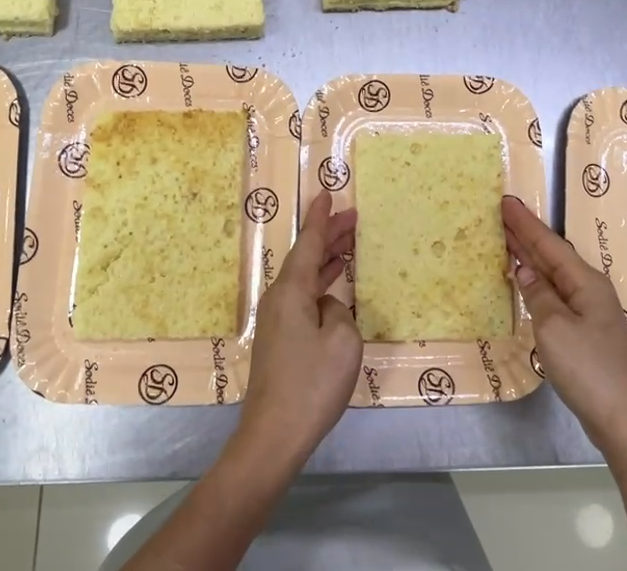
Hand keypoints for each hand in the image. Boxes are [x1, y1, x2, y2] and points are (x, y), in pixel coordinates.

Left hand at [239, 193, 360, 465]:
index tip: (328, 193)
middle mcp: (278, 299)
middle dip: (328, 236)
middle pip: (305, 257)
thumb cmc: (312, 384)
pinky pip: (303, 297)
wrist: (274, 434)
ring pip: (304, 277)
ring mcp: (277, 321)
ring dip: (326, 260)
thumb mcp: (343, 342)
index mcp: (291, 291)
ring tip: (349, 245)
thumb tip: (328, 307)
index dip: (321, 218)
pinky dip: (320, 283)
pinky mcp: (280, 340)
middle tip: (353, 216)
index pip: (308, 243)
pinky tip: (333, 286)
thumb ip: (340, 312)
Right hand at [504, 197, 626, 454]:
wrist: (623, 419)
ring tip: (507, 239)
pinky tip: (526, 282)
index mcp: (586, 282)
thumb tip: (524, 269)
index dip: (525, 223)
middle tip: (501, 213)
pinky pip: (556, 294)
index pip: (549, 244)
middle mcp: (590, 290)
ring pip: (554, 274)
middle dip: (527, 234)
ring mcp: (590, 312)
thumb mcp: (555, 328)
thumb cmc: (588, 369)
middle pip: (553, 255)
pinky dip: (538, 282)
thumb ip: (538, 295)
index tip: (505, 201)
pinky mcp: (586, 333)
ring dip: (531, 256)